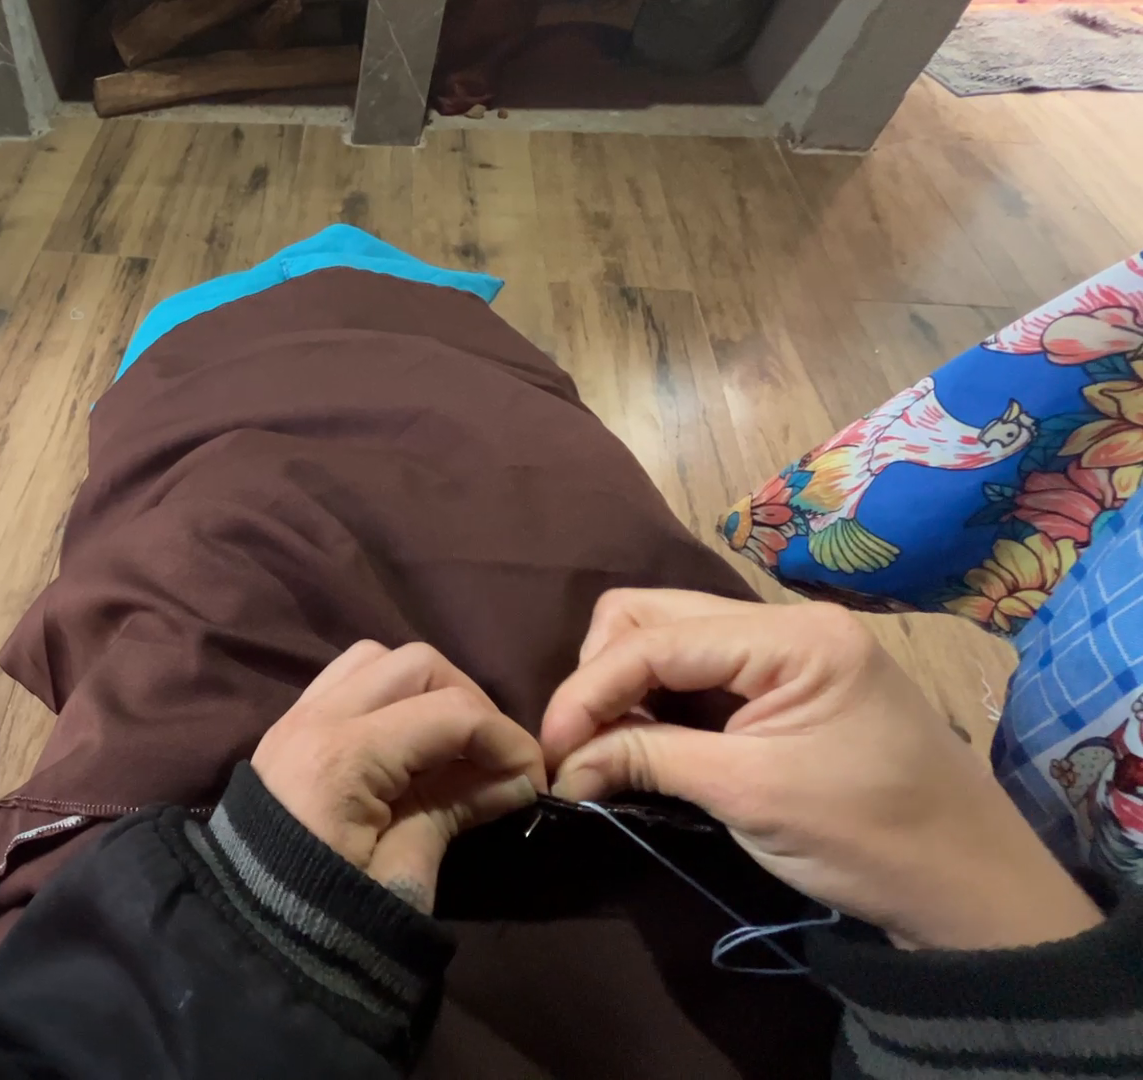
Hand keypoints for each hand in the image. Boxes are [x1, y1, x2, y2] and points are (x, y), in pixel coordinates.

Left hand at [251, 641, 546, 911]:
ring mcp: (297, 713)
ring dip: (424, 688)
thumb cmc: (326, 915)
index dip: (506, 739)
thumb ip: (455, 809)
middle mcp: (317, 716)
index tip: (533, 780)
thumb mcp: (403, 875)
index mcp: (344, 756)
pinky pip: (346, 677)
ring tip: (450, 742)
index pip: (449, 712)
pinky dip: (387, 693)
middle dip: (469, 701)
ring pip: (376, 658)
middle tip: (493, 756)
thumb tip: (515, 779)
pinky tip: (405, 736)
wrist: (246, 930)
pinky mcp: (289, 723)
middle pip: (415, 664)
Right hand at [541, 589, 1102, 950]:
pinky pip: (684, 661)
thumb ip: (642, 758)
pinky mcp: (773, 673)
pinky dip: (647, 692)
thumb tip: (556, 765)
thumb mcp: (746, 795)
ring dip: (617, 680)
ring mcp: (779, 643)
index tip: (550, 746)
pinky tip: (640, 730)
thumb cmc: (871, 841)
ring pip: (657, 631)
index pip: (652, 641)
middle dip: (598, 674)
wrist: (977, 895)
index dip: (588, 690)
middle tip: (580, 737)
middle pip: (646, 615)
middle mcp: (781, 621)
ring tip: (606, 737)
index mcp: (792, 638)